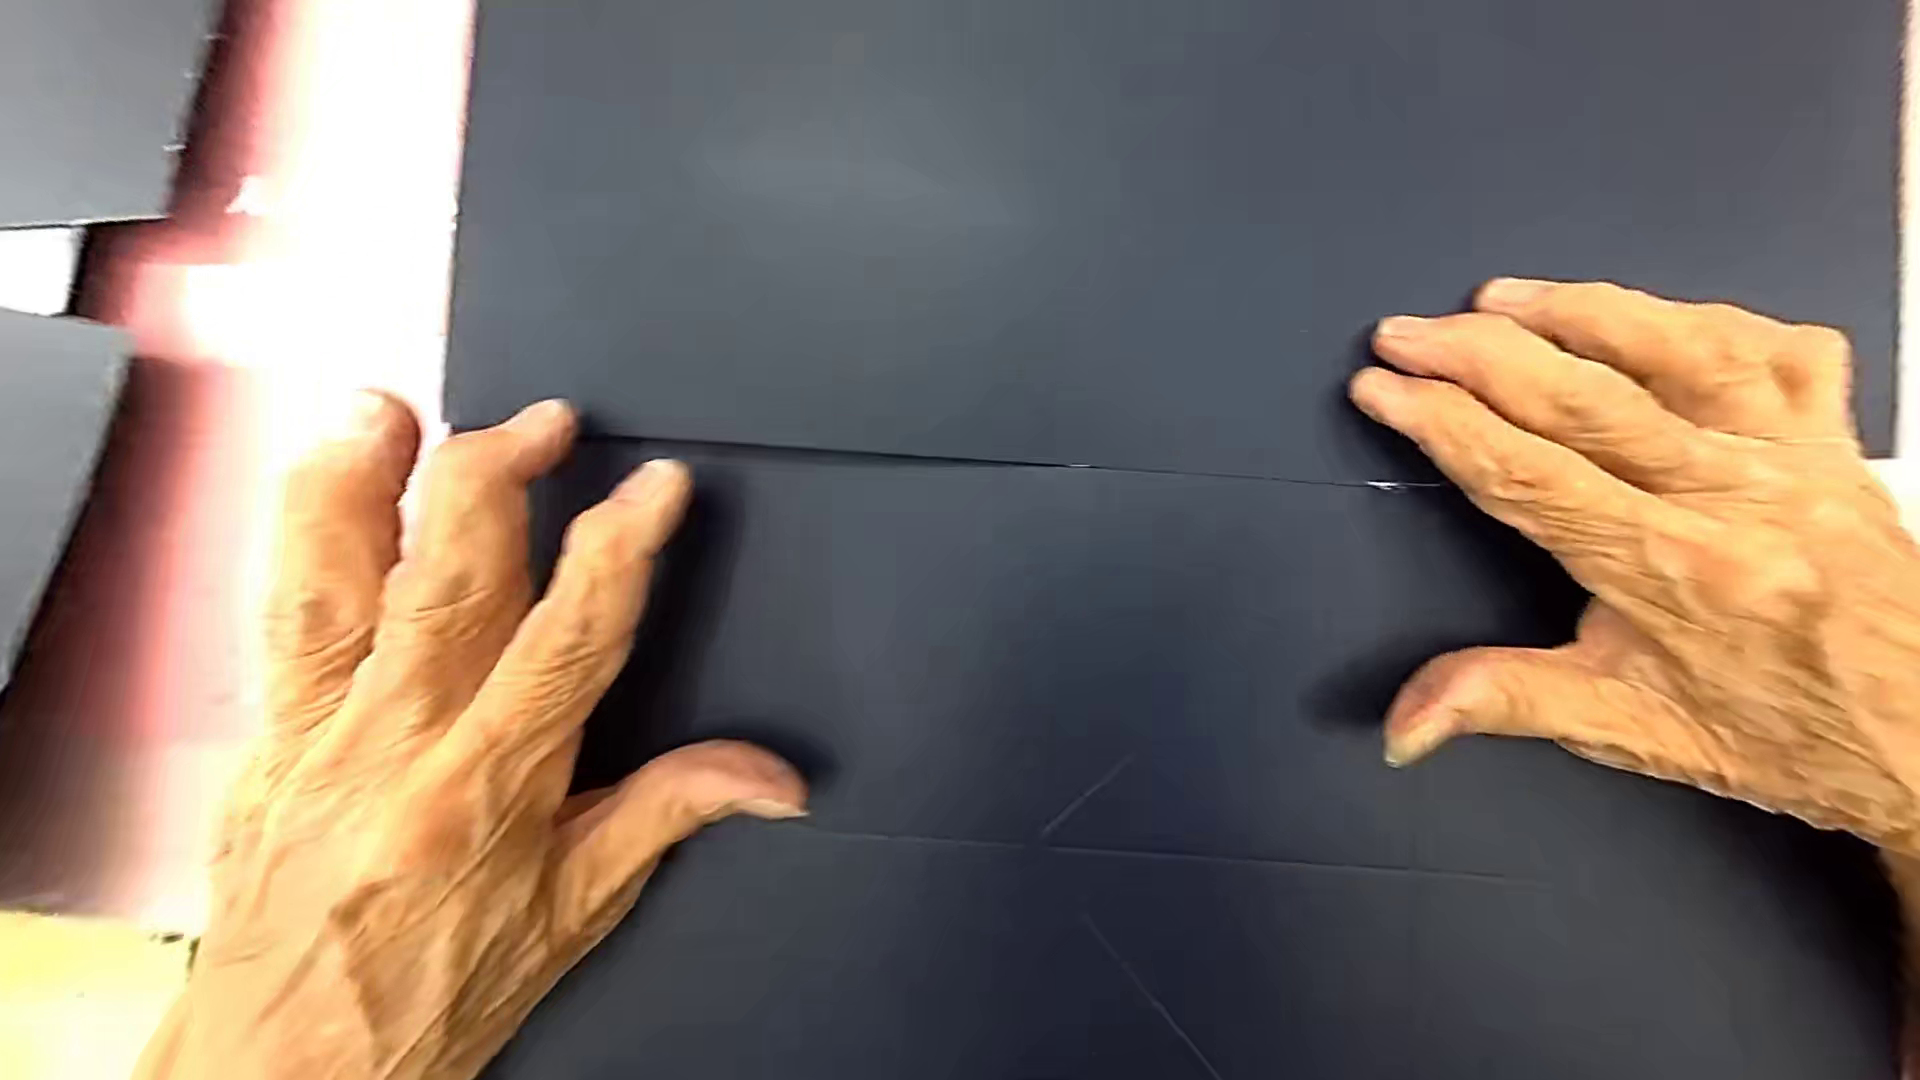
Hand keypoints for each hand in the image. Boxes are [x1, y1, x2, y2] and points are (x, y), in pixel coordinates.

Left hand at [135, 395, 806, 1079]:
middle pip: (449, 585)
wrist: (283, 1079)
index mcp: (495, 782)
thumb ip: (681, 809)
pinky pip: (279, 617)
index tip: (658, 487)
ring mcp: (316, 733)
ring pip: (332, 585)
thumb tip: (784, 782)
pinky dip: (299, 534)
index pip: (574, 637)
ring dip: (359, 485)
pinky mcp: (269, 737)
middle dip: (497, 484)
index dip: (622, 550)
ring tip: (385, 408)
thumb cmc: (450, 985)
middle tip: (547, 422)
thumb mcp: (587, 903)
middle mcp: (396, 743)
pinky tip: (320, 478)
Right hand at [1350, 279, 1919, 853]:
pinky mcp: (1836, 439)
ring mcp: (1796, 455)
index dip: (1438, 421)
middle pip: (1583, 397)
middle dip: (1474, 354)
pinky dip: (1695, 318)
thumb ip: (1498, 704)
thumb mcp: (1622, 730)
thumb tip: (1396, 729)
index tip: (1379, 387)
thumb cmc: (1774, 732)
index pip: (1522, 472)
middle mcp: (1732, 494)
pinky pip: (1774, 351)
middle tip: (1400, 331)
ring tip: (1495, 295)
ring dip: (1576, 311)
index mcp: (1666, 565)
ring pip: (1680, 350)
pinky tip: (1634, 313)